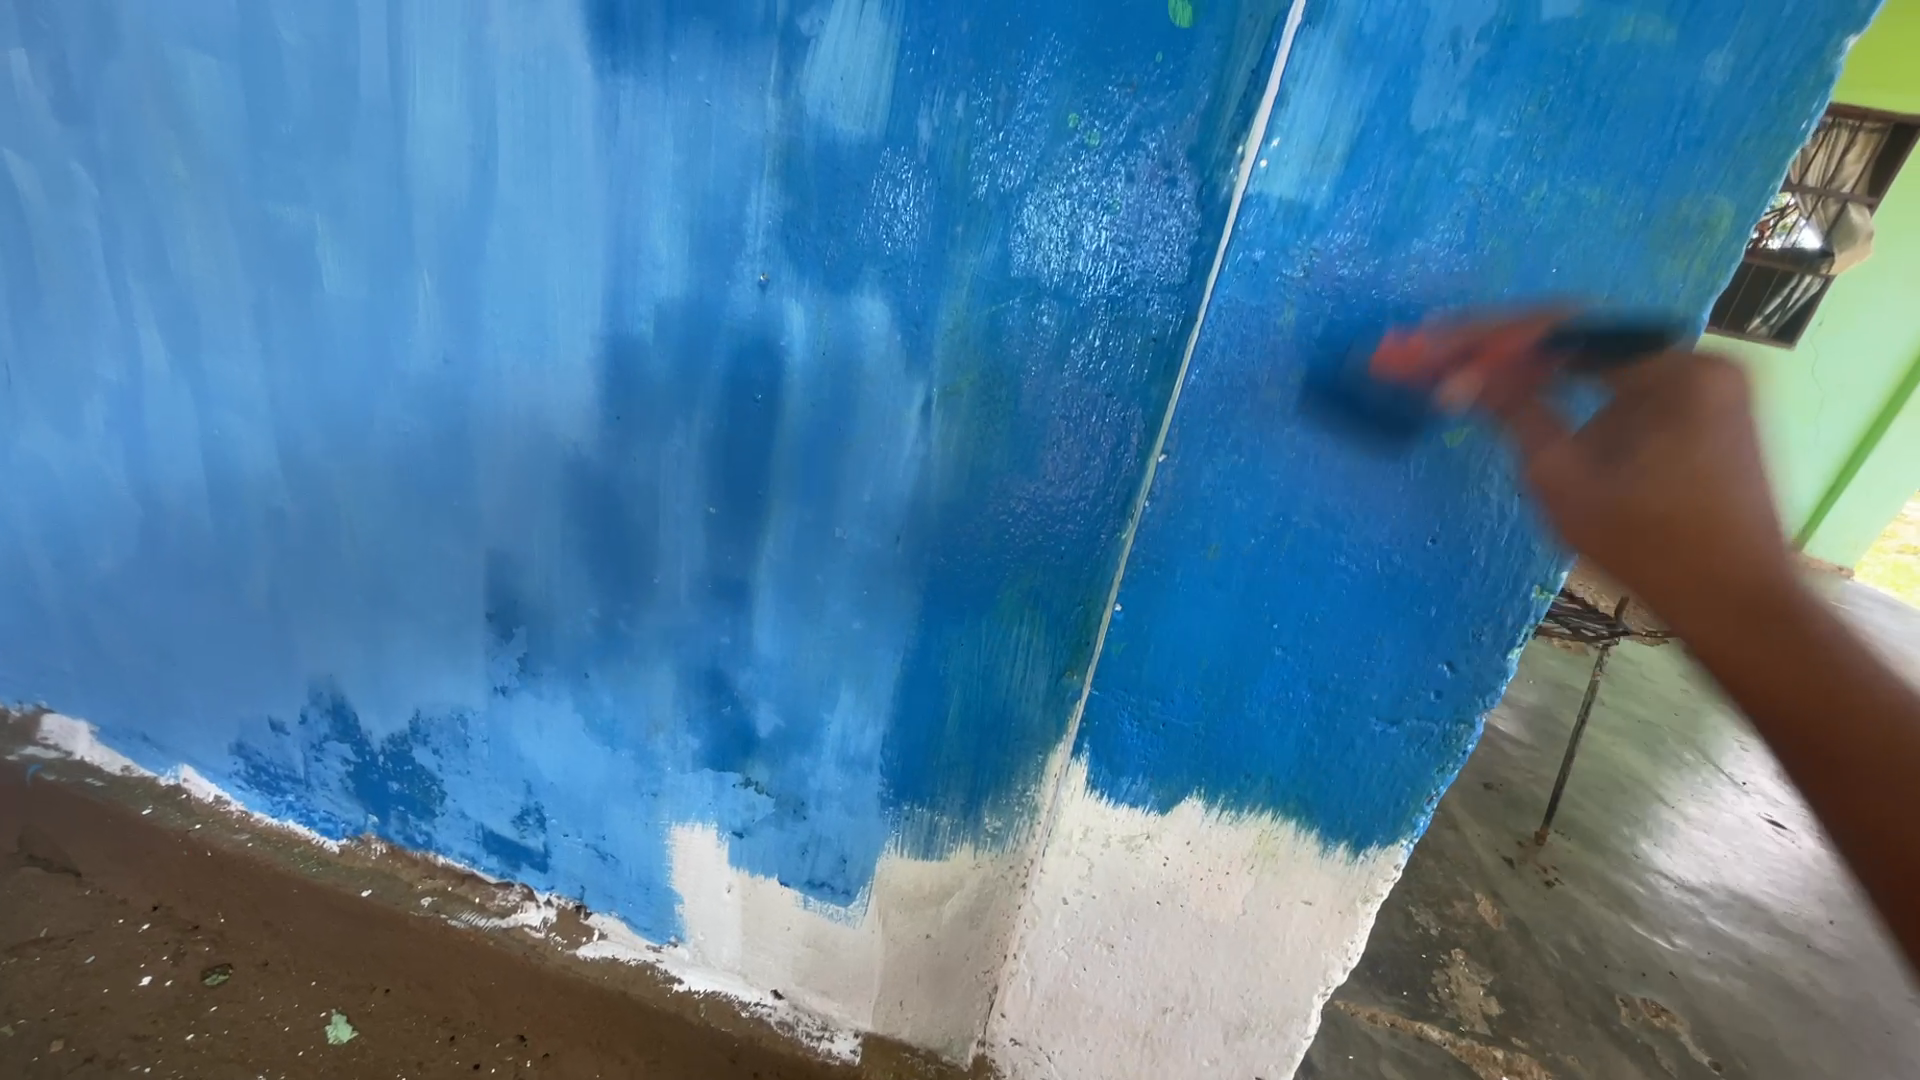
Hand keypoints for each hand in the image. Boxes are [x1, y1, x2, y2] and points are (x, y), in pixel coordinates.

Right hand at [1378, 315, 1797, 628]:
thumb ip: (1512, 414)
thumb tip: (1454, 378)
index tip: (1429, 339)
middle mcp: (1695, 359)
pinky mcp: (1694, 405)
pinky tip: (1513, 383)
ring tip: (1457, 361)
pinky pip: (1611, 377)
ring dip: (1523, 360)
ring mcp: (1700, 381)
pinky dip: (1558, 379)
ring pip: (1589, 355)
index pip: (1563, 329)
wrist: (1731, 598)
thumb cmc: (1643, 543)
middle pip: (1575, 336)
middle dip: (1496, 343)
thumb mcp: (1560, 477)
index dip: (1485, 335)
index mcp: (1674, 370)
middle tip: (1431, 348)